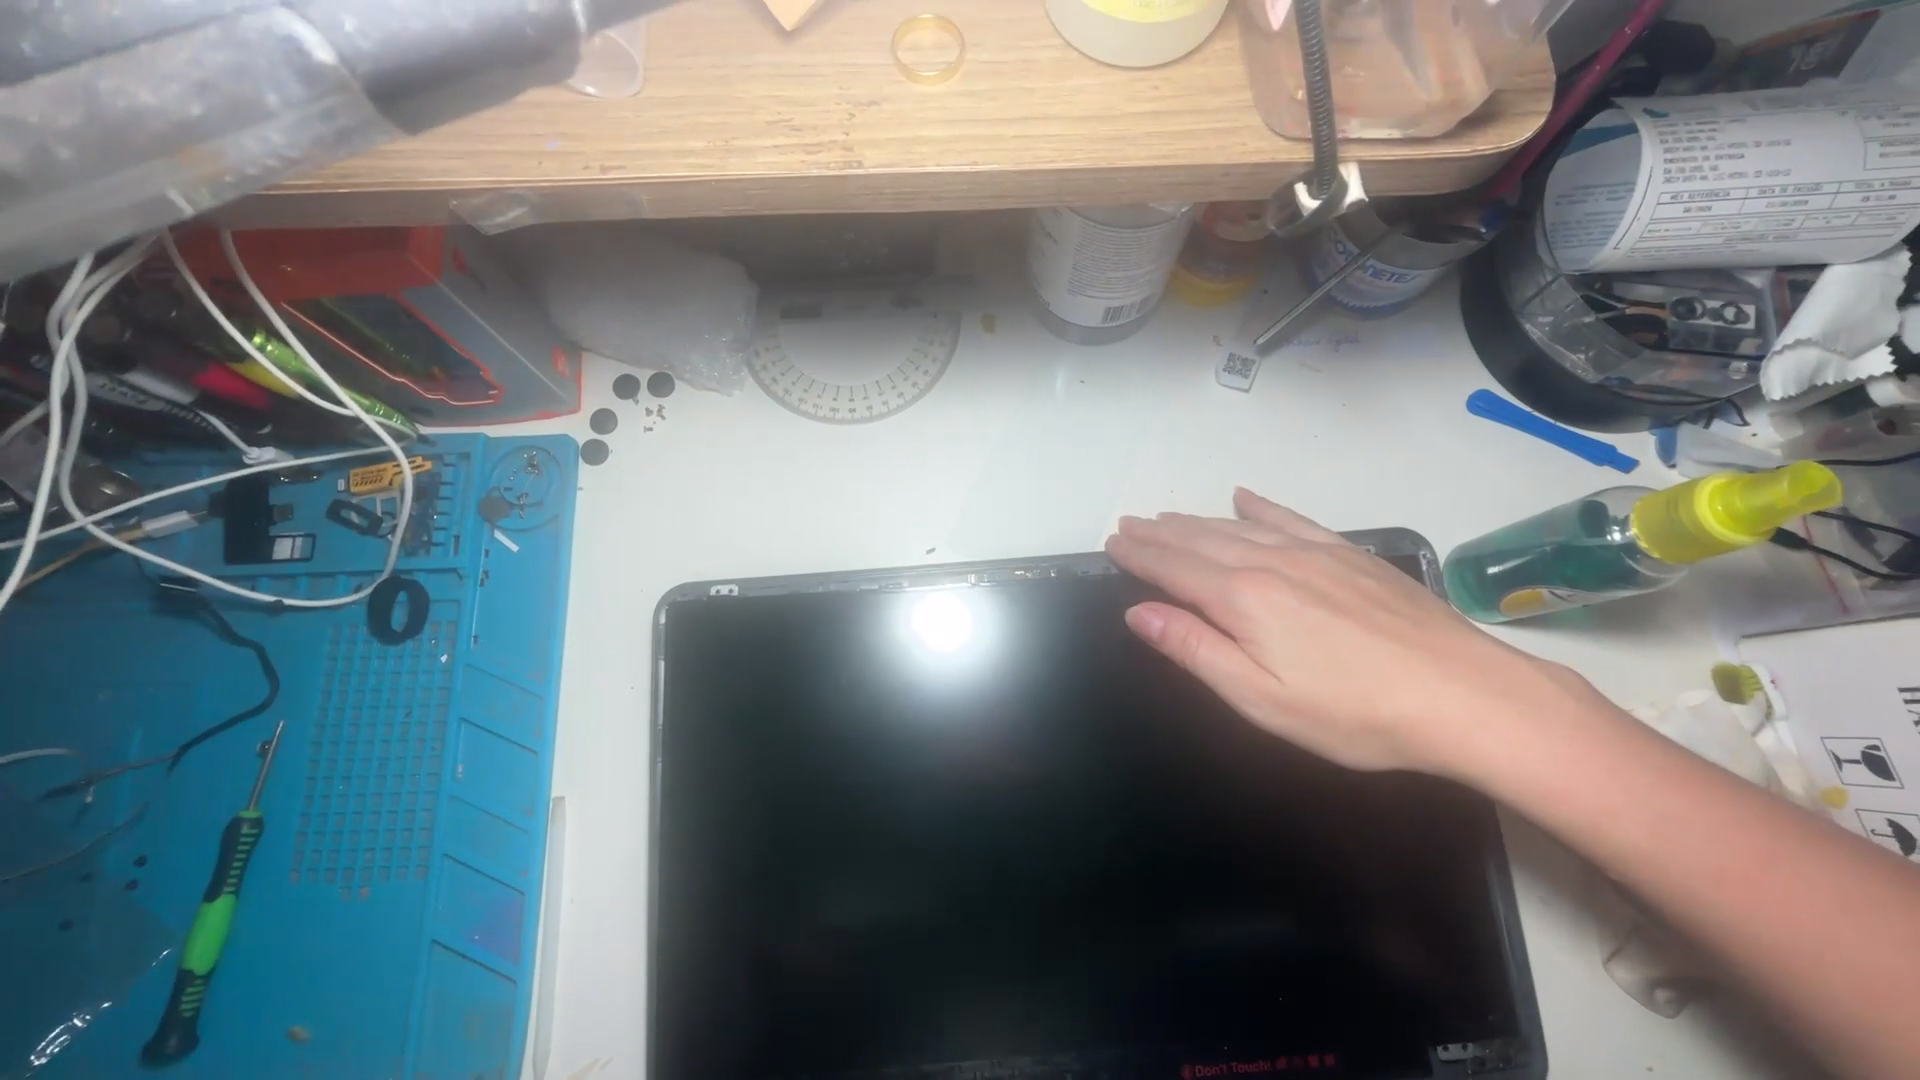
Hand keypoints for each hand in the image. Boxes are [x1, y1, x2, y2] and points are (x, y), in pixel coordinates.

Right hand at [1105, 489, 1593, 777]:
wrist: (1464, 695)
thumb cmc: (1353, 713)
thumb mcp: (1260, 699)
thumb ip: (1196, 650)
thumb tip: (1139, 612)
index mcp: (1243, 601)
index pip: (1174, 569)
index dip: (1140, 555)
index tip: (1113, 542)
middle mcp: (1273, 564)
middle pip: (1201, 541)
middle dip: (1160, 533)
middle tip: (1129, 524)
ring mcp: (1316, 554)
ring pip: (1240, 527)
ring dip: (1197, 520)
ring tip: (1168, 516)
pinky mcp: (1352, 556)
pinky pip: (1293, 519)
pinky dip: (1262, 507)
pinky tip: (1245, 498)